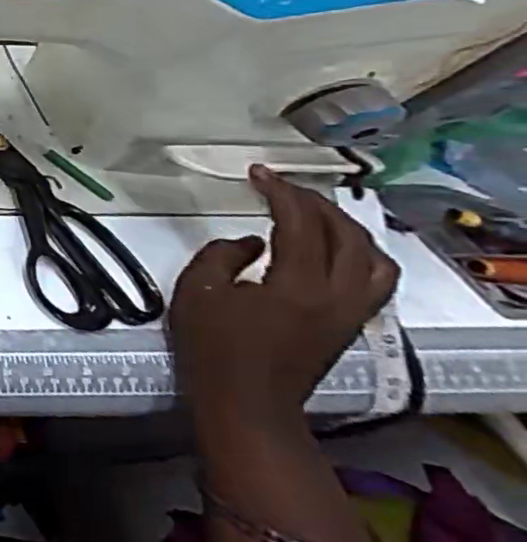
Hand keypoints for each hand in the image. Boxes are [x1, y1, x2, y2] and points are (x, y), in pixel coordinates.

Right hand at [168, 165, 399, 427]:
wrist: (245, 398)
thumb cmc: (212, 343)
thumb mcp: (197, 289)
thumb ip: (222, 255)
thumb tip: (249, 242)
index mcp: (297, 286)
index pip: (301, 226)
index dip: (281, 194)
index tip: (259, 174)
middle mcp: (336, 297)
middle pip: (348, 239)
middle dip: (317, 205)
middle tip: (283, 186)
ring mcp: (349, 313)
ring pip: (375, 261)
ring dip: (348, 229)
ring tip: (315, 212)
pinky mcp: (349, 323)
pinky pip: (373, 280)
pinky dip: (358, 254)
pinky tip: (331, 248)